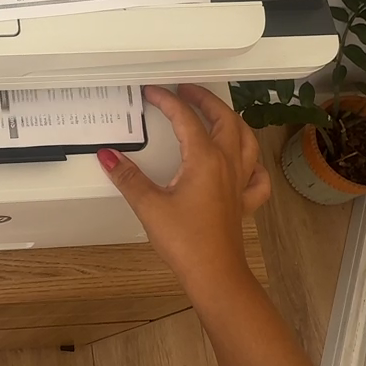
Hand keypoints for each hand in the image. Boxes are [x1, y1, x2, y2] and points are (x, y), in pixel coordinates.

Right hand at [97, 84, 271, 290]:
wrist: (215, 274)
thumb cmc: (184, 240)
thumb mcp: (148, 205)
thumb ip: (127, 176)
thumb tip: (107, 155)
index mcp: (205, 159)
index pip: (186, 118)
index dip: (168, 101)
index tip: (151, 92)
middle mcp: (228, 164)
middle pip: (224, 120)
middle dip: (206, 100)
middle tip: (186, 90)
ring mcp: (240, 183)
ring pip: (245, 140)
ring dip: (231, 121)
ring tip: (216, 114)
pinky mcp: (243, 202)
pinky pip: (258, 175)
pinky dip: (254, 162)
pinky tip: (246, 162)